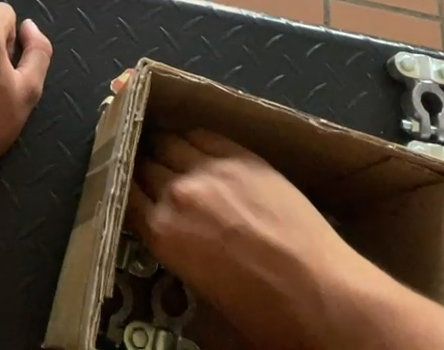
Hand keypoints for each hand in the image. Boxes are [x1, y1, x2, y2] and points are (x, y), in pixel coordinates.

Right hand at [128, 130, 381, 349]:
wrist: (319, 292)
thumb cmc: (260, 309)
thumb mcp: (199, 287)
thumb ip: (173, 246)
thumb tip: (164, 227)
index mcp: (161, 233)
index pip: (126, 194)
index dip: (125, 186)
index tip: (126, 182)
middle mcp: (177, 193)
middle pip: (145, 164)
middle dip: (142, 165)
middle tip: (144, 165)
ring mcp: (209, 169)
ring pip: (170, 141)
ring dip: (163, 145)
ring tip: (164, 147)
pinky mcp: (239, 155)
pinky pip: (203, 134)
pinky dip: (191, 136)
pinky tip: (191, 140)